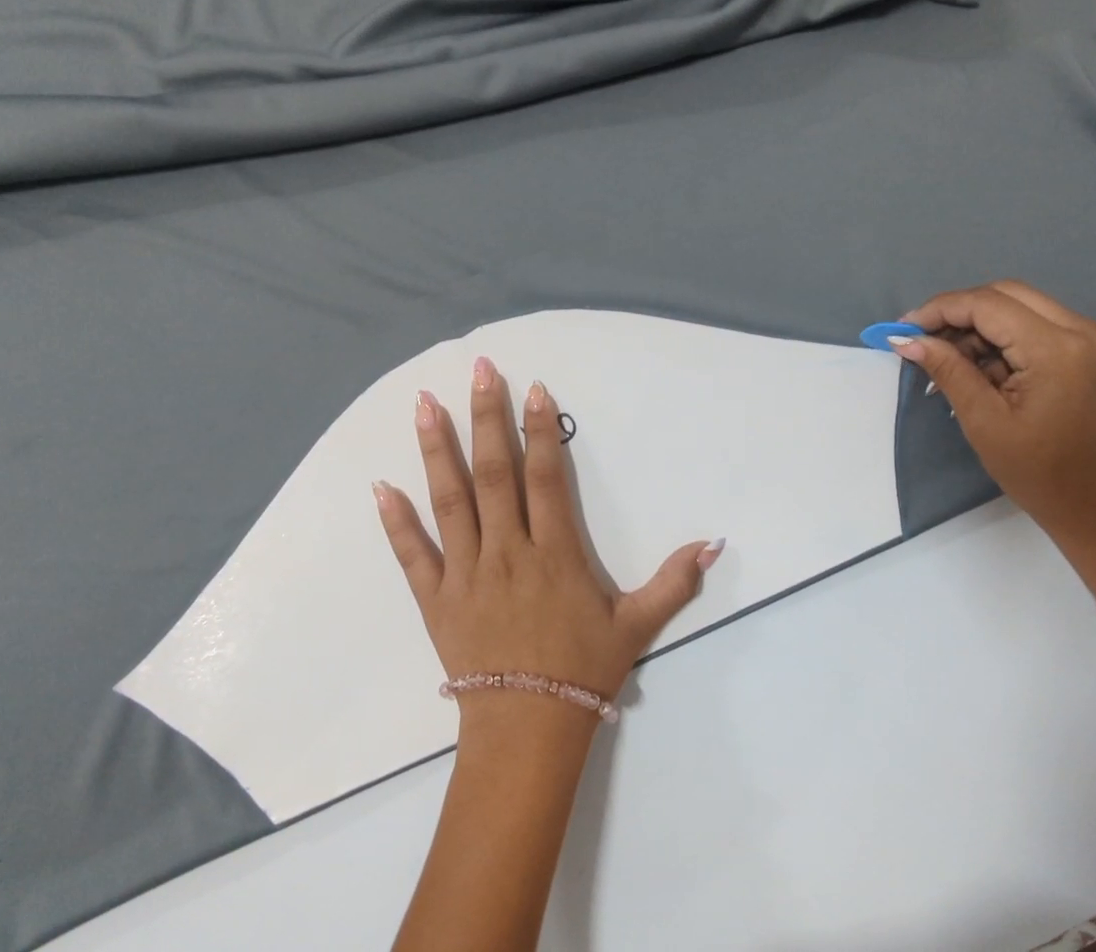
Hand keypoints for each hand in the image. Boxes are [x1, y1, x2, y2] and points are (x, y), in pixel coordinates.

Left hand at [373, 356, 723, 727]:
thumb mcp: (637, 626)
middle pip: (494, 472)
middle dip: (487, 417)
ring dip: (436, 449)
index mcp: (555, 553)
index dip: (539, 430)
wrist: (528, 727)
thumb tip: (715, 542)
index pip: (545, 478)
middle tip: (479, 369)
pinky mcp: (434, 598)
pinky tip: (381, 485)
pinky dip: (396, 520)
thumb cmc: (583, 671)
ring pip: (450, 500)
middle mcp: (507, 551)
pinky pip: (411, 554)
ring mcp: (465, 572)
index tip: (535, 388)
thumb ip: (674, 581)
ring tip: (423, 403)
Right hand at [890, 280, 1095, 541]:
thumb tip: (906, 340)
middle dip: (957, 312)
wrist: (1095, 504)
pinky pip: (1036, 324)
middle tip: (921, 341)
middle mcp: (1082, 330)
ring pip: (1020, 306)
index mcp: (1057, 349)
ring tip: (946, 360)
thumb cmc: (1037, 472)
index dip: (940, 310)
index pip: (988, 305)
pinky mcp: (1090, 349)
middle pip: (1006, 295)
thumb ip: (948, 370)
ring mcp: (1091, 337)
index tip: (902, 330)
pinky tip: (977, 366)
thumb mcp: (983, 421)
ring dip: (978, 326)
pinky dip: (1001, 338)